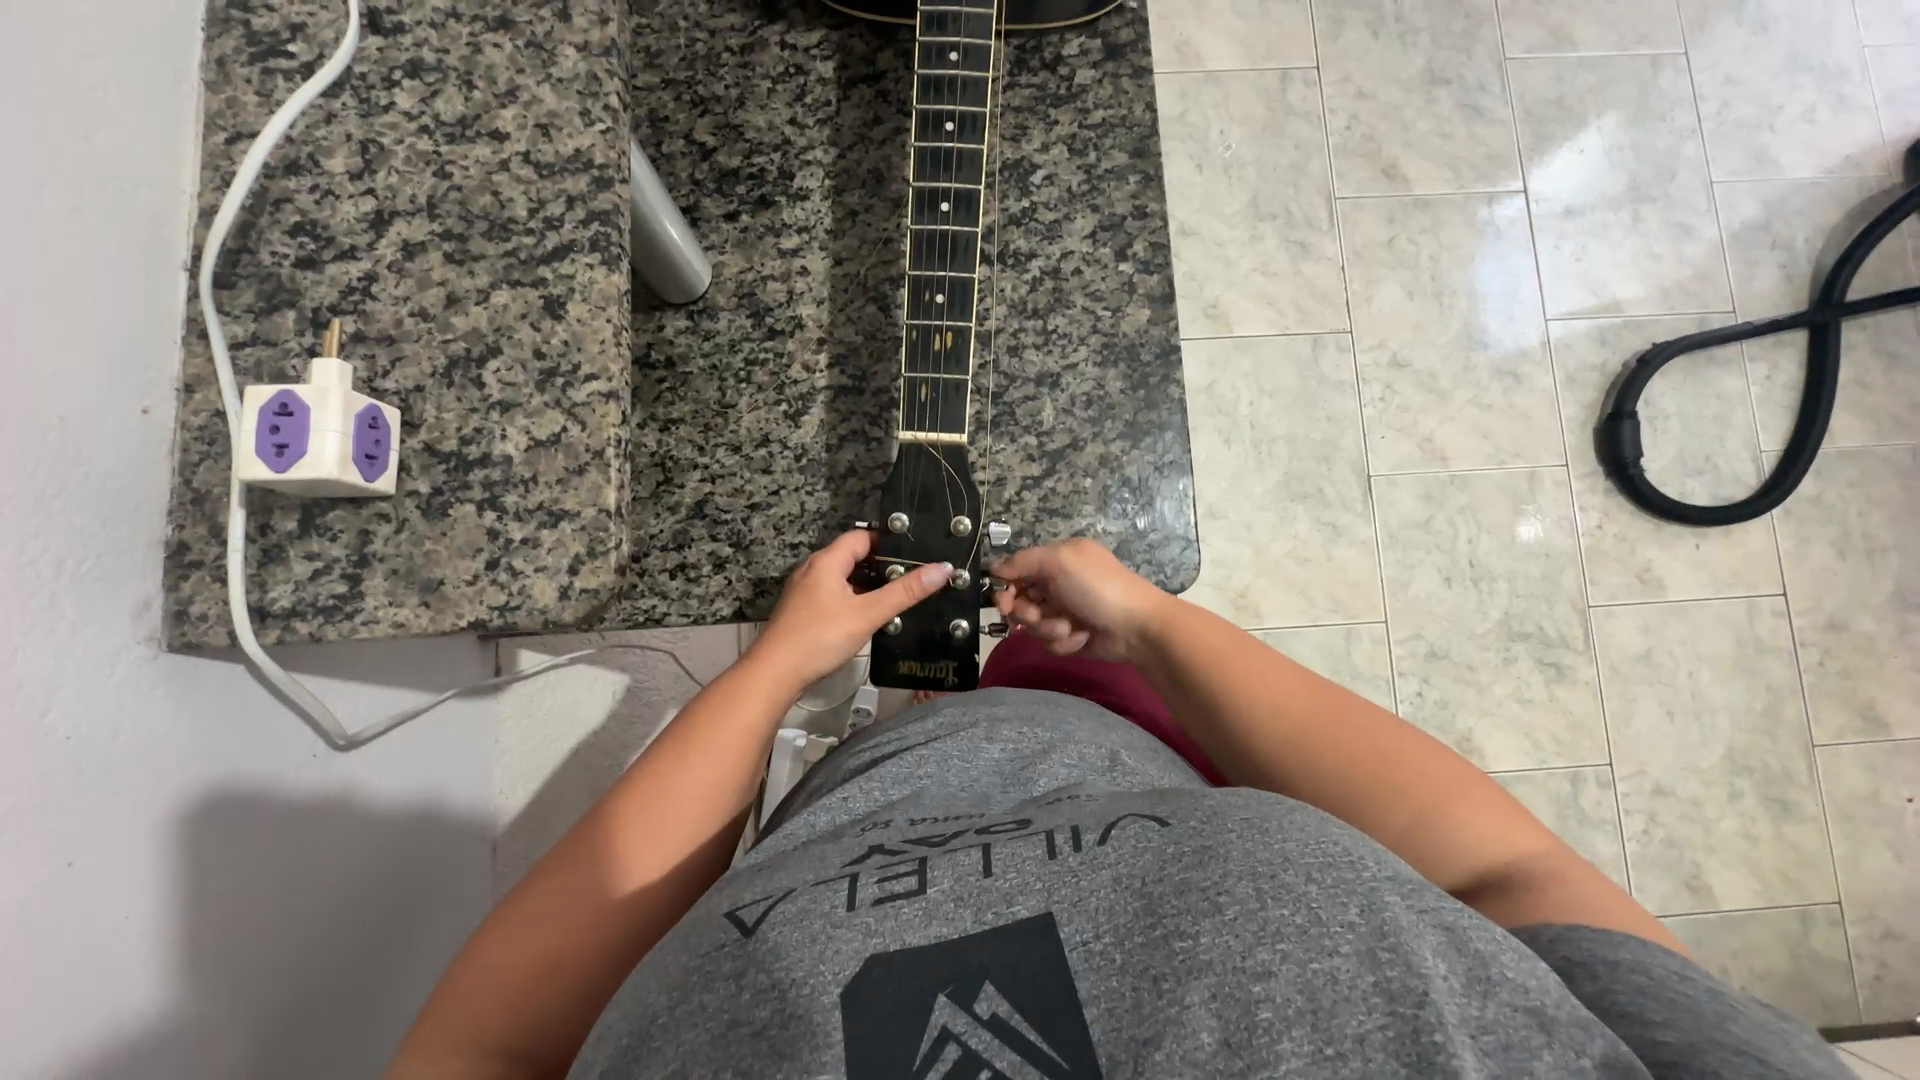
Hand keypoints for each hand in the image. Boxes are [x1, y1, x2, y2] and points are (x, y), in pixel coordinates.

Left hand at [746, 530, 951, 693]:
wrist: (775, 673)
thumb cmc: (821, 637)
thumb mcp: (867, 614)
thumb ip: (905, 592)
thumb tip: (942, 568)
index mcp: (827, 561)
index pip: (861, 536)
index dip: (887, 542)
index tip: (914, 553)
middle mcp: (813, 570)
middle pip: (852, 557)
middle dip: (881, 566)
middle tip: (912, 577)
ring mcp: (805, 591)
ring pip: (843, 578)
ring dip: (868, 586)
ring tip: (898, 597)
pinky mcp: (802, 611)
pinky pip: (834, 596)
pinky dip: (853, 600)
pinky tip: (869, 617)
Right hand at [989, 538, 1173, 662]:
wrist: (1137, 627)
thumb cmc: (1098, 587)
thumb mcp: (1059, 561)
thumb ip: (1022, 561)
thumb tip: (993, 568)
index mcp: (1057, 560)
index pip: (1016, 572)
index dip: (1006, 589)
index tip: (1004, 603)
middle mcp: (1058, 584)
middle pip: (1019, 601)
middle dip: (1028, 612)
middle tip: (1039, 616)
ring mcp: (1065, 611)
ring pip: (1032, 625)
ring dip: (1048, 628)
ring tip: (1069, 628)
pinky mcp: (1071, 637)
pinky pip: (1049, 642)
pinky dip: (1064, 642)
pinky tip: (1082, 638)